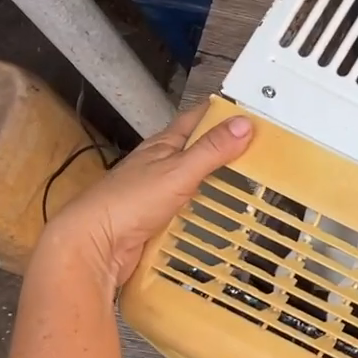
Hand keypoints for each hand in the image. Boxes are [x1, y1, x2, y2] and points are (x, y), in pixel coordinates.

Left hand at [33, 107, 252, 294]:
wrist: (98, 243)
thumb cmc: (132, 201)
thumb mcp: (178, 171)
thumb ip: (211, 150)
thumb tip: (246, 123)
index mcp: (162, 146)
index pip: (195, 119)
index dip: (220, 113)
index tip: (250, 114)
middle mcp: (160, 165)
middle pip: (197, 151)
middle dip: (225, 151)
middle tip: (260, 156)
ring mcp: (158, 193)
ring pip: (195, 182)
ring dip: (218, 183)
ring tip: (250, 188)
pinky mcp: (159, 219)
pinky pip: (190, 209)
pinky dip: (208, 211)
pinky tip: (224, 218)